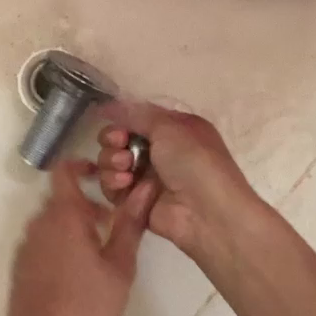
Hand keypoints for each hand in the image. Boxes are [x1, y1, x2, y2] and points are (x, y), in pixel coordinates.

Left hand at [0, 160, 157, 315]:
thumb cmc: (87, 306)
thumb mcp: (120, 266)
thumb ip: (131, 224)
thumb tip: (146, 189)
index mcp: (63, 215)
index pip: (65, 170)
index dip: (83, 164)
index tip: (104, 176)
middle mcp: (38, 223)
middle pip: (60, 198)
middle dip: (87, 203)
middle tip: (113, 221)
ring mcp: (26, 245)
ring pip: (51, 221)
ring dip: (74, 225)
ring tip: (101, 250)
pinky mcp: (20, 266)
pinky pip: (42, 241)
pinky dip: (60, 243)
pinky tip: (79, 271)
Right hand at [95, 101, 264, 268]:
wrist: (206, 210)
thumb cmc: (193, 160)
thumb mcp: (169, 126)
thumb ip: (136, 114)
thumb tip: (109, 104)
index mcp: (172, 130)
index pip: (136, 118)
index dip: (120, 118)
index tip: (111, 119)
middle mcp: (158, 152)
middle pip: (118, 140)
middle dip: (113, 140)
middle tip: (120, 144)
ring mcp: (145, 177)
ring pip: (110, 163)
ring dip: (111, 161)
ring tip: (125, 168)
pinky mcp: (135, 201)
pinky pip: (111, 188)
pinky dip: (113, 183)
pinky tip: (125, 184)